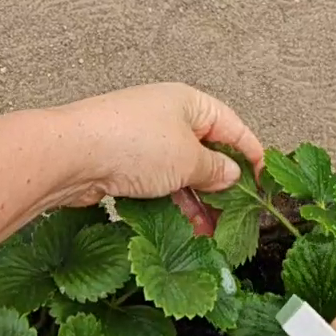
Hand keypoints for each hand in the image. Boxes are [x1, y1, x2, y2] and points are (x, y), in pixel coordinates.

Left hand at [40, 83, 263, 215]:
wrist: (71, 154)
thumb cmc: (133, 143)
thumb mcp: (187, 160)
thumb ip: (214, 170)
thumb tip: (229, 175)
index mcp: (189, 103)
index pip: (232, 126)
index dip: (251, 153)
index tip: (264, 180)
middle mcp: (167, 116)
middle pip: (206, 150)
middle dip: (222, 184)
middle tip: (238, 215)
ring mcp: (145, 139)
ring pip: (182, 171)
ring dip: (198, 200)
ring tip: (212, 232)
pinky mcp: (125, 161)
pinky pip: (159, 182)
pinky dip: (174, 202)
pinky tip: (184, 227)